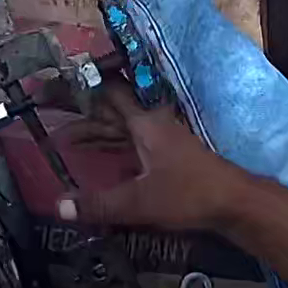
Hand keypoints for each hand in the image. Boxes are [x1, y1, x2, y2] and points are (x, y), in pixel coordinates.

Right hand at [58, 79, 249, 230]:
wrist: (234, 203)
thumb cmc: (188, 193)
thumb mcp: (139, 201)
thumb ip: (99, 203)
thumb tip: (58, 206)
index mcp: (144, 123)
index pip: (110, 92)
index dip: (86, 86)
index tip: (61, 81)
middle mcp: (151, 124)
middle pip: (111, 113)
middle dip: (82, 115)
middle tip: (53, 117)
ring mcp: (161, 139)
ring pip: (120, 129)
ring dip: (96, 133)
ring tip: (66, 140)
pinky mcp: (167, 155)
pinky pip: (131, 143)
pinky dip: (112, 146)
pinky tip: (100, 156)